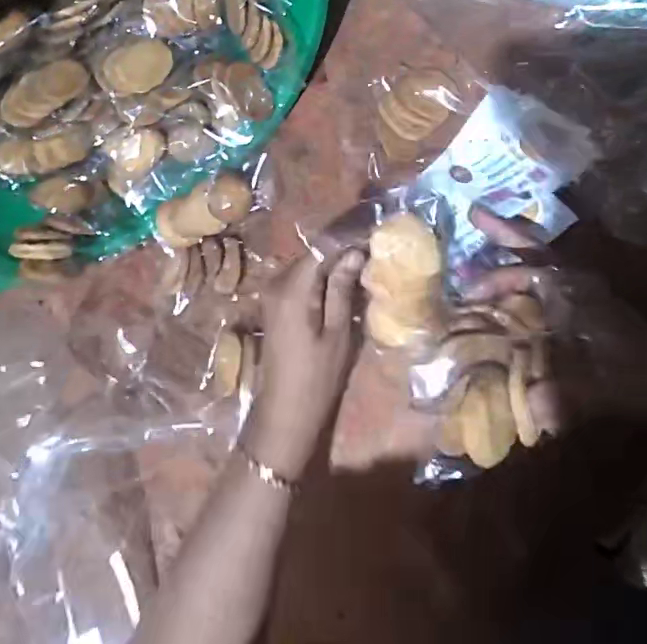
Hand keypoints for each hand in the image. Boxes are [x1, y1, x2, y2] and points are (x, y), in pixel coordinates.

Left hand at [241, 247, 364, 477]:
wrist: (283, 413)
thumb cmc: (316, 378)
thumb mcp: (338, 333)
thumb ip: (343, 289)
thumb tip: (355, 252)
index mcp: (292, 287)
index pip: (322, 247)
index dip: (348, 238)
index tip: (374, 233)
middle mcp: (276, 282)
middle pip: (313, 254)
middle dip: (342, 249)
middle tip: (374, 248)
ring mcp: (272, 292)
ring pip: (307, 266)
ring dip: (333, 263)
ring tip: (365, 262)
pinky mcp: (274, 303)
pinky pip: (300, 280)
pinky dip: (321, 278)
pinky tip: (344, 283)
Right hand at [466, 206, 646, 438]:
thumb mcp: (608, 392)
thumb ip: (570, 399)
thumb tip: (532, 409)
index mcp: (577, 293)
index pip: (526, 274)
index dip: (493, 280)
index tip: (464, 292)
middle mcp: (578, 286)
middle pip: (536, 249)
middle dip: (505, 230)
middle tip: (474, 210)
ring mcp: (585, 296)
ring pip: (545, 261)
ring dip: (517, 248)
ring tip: (487, 232)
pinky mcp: (589, 312)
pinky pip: (550, 282)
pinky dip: (529, 274)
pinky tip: (515, 286)